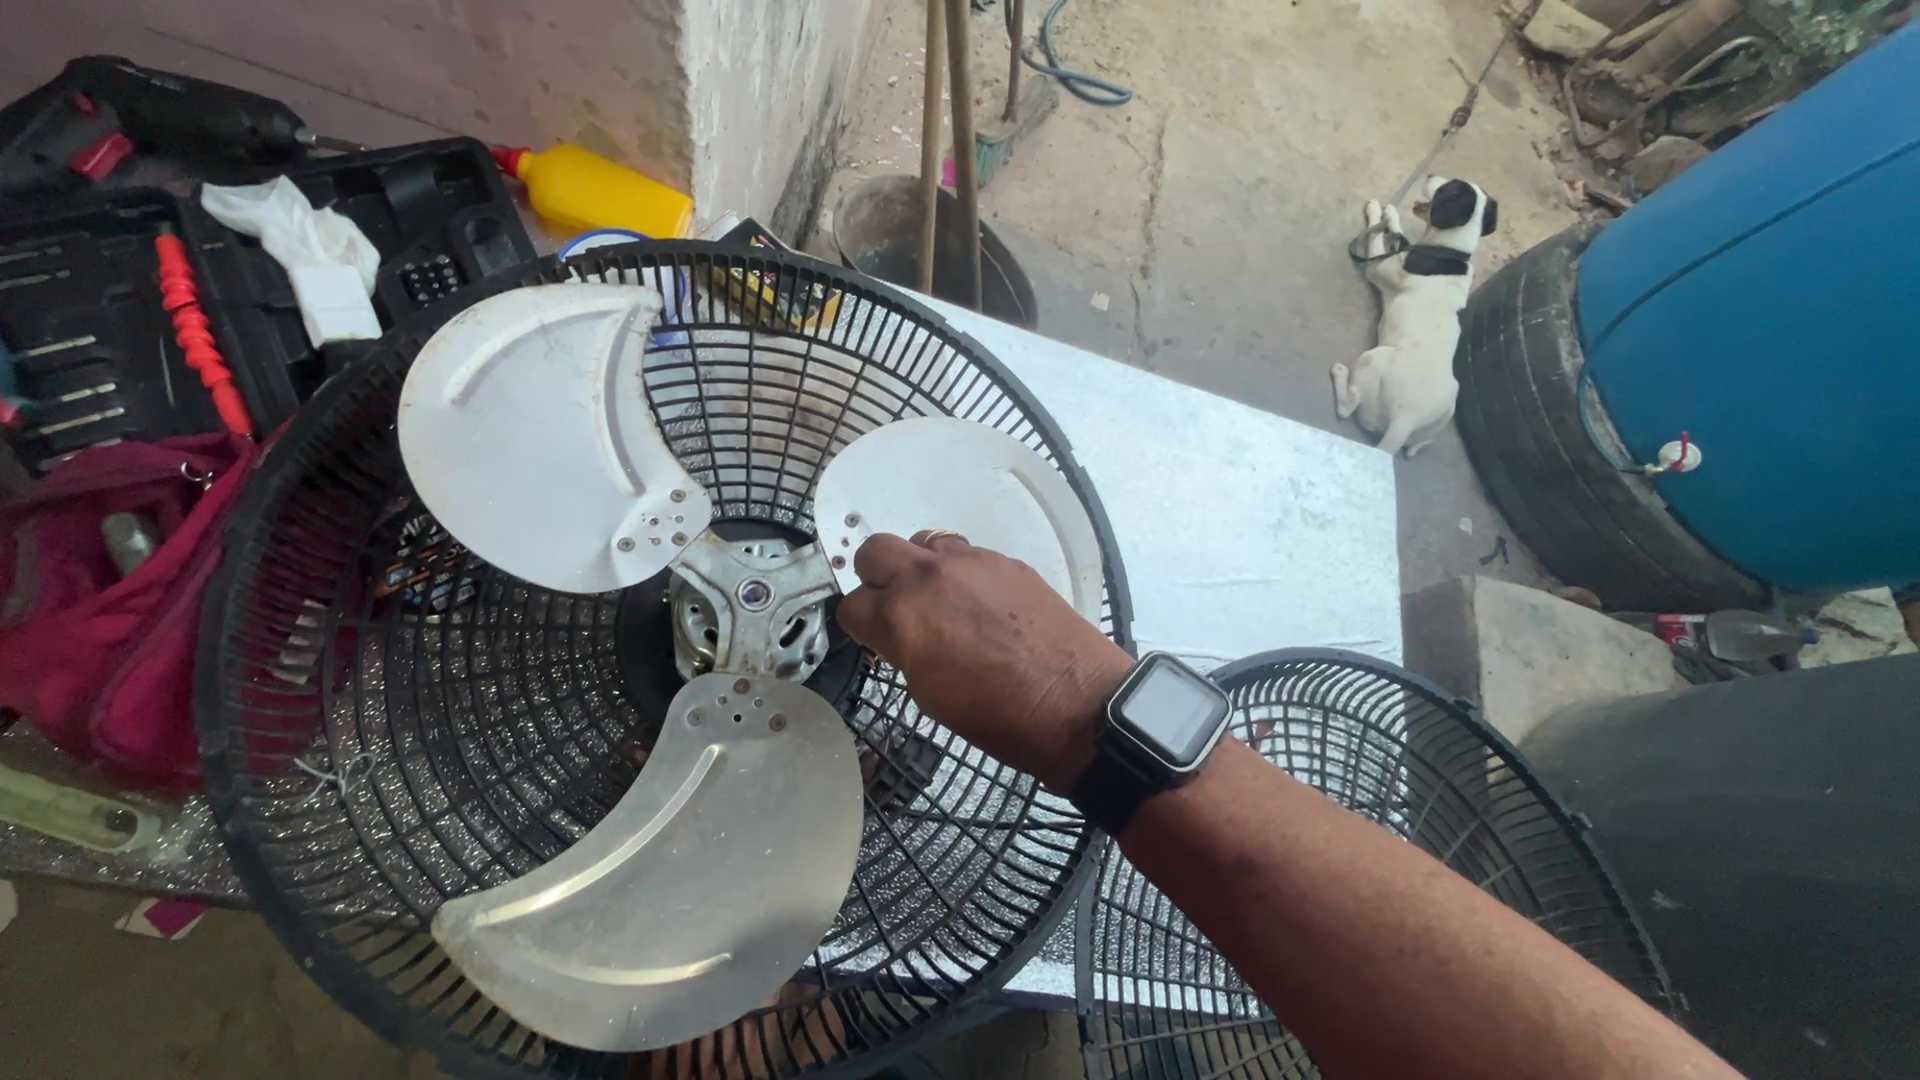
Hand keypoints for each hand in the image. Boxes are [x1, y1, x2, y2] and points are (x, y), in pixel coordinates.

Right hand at [835, 531, 1132, 792]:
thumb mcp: (930, 696)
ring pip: (922, 542)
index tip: (876, 639)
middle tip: (895, 606)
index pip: (851, 605)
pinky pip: (966, 553)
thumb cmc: (997, 717)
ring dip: (919, 567)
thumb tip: (901, 637)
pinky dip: (960, 572)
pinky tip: (981, 603)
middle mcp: (928, 577)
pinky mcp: (1006, 560)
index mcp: (901, 616)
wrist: (1078, 703)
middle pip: (875, 550)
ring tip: (941, 600)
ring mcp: (970, 562)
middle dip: (875, 578)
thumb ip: (904, 651)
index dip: (861, 626)